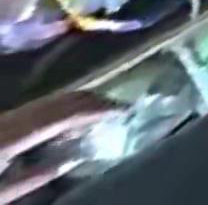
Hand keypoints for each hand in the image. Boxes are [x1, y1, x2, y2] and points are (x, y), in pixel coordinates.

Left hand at [0, 91, 115, 203]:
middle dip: (95, 101)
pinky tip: (62, 123)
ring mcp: (4, 117)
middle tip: (117, 110)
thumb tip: (77, 158)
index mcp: (14, 136)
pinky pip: (37, 106)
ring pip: (52, 99)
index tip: (126, 111)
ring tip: (95, 115)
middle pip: (64, 99)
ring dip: (79, 103)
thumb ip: (36, 177)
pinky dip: (59, 109)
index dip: (102, 109)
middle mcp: (11, 119)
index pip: (71, 112)